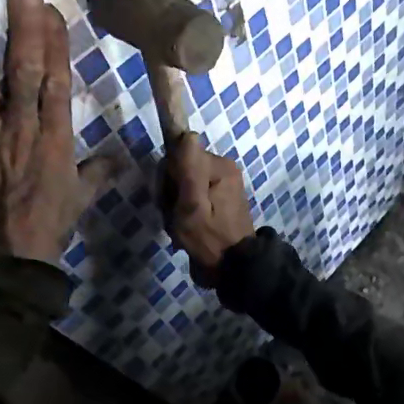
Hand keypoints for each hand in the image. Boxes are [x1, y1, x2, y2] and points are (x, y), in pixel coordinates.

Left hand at [0, 0, 107, 264]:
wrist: (9, 267)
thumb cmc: (47, 229)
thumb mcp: (80, 199)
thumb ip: (96, 173)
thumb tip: (117, 158)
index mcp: (54, 139)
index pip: (57, 81)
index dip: (56, 43)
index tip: (51, 10)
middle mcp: (19, 131)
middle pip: (23, 72)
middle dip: (23, 28)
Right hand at [164, 132, 255, 280]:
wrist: (235, 270)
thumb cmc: (210, 239)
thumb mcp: (192, 206)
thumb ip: (189, 170)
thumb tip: (187, 133)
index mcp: (219, 166)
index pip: (178, 155)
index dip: (168, 177)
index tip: (170, 201)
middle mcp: (224, 168)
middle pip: (181, 168)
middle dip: (171, 193)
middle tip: (174, 218)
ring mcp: (223, 183)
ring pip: (184, 183)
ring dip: (176, 205)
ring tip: (180, 226)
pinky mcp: (221, 198)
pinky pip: (194, 194)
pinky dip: (186, 211)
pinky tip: (187, 227)